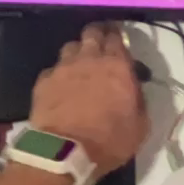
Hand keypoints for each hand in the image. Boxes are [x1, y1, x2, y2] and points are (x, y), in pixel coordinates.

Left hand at [27, 23, 148, 176]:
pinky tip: (60, 85)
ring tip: (80, 63)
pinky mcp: (44, 79)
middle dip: (98, 34)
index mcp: (117, 66)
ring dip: (78, 51)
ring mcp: (63, 67)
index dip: (117, 36)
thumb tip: (134, 88)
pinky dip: (59, 73)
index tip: (118, 40)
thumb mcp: (140, 126)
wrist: (64, 152)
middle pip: (92, 32)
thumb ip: (139, 99)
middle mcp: (89, 58)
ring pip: (71, 46)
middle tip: (101, 43)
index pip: (117, 37)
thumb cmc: (108, 141)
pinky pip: (53, 68)